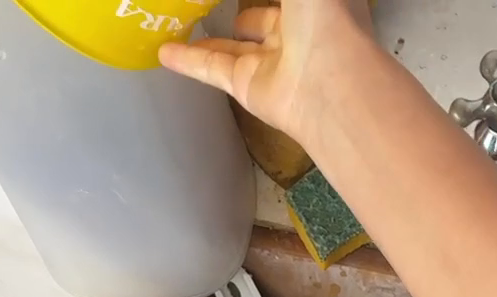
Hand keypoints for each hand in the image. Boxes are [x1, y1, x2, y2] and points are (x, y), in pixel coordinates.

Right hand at [159, 0, 373, 146]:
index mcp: (315, 3)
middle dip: (241, 6)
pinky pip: (213, 69)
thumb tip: (241, 14)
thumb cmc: (324, 12)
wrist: (332, 79)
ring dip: (211, 37)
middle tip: (214, 3)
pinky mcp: (249, 88)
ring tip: (185, 19)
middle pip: (261, 17)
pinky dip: (188, 61)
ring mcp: (273, 62)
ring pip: (234, 46)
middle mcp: (296, 30)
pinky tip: (164, 52)